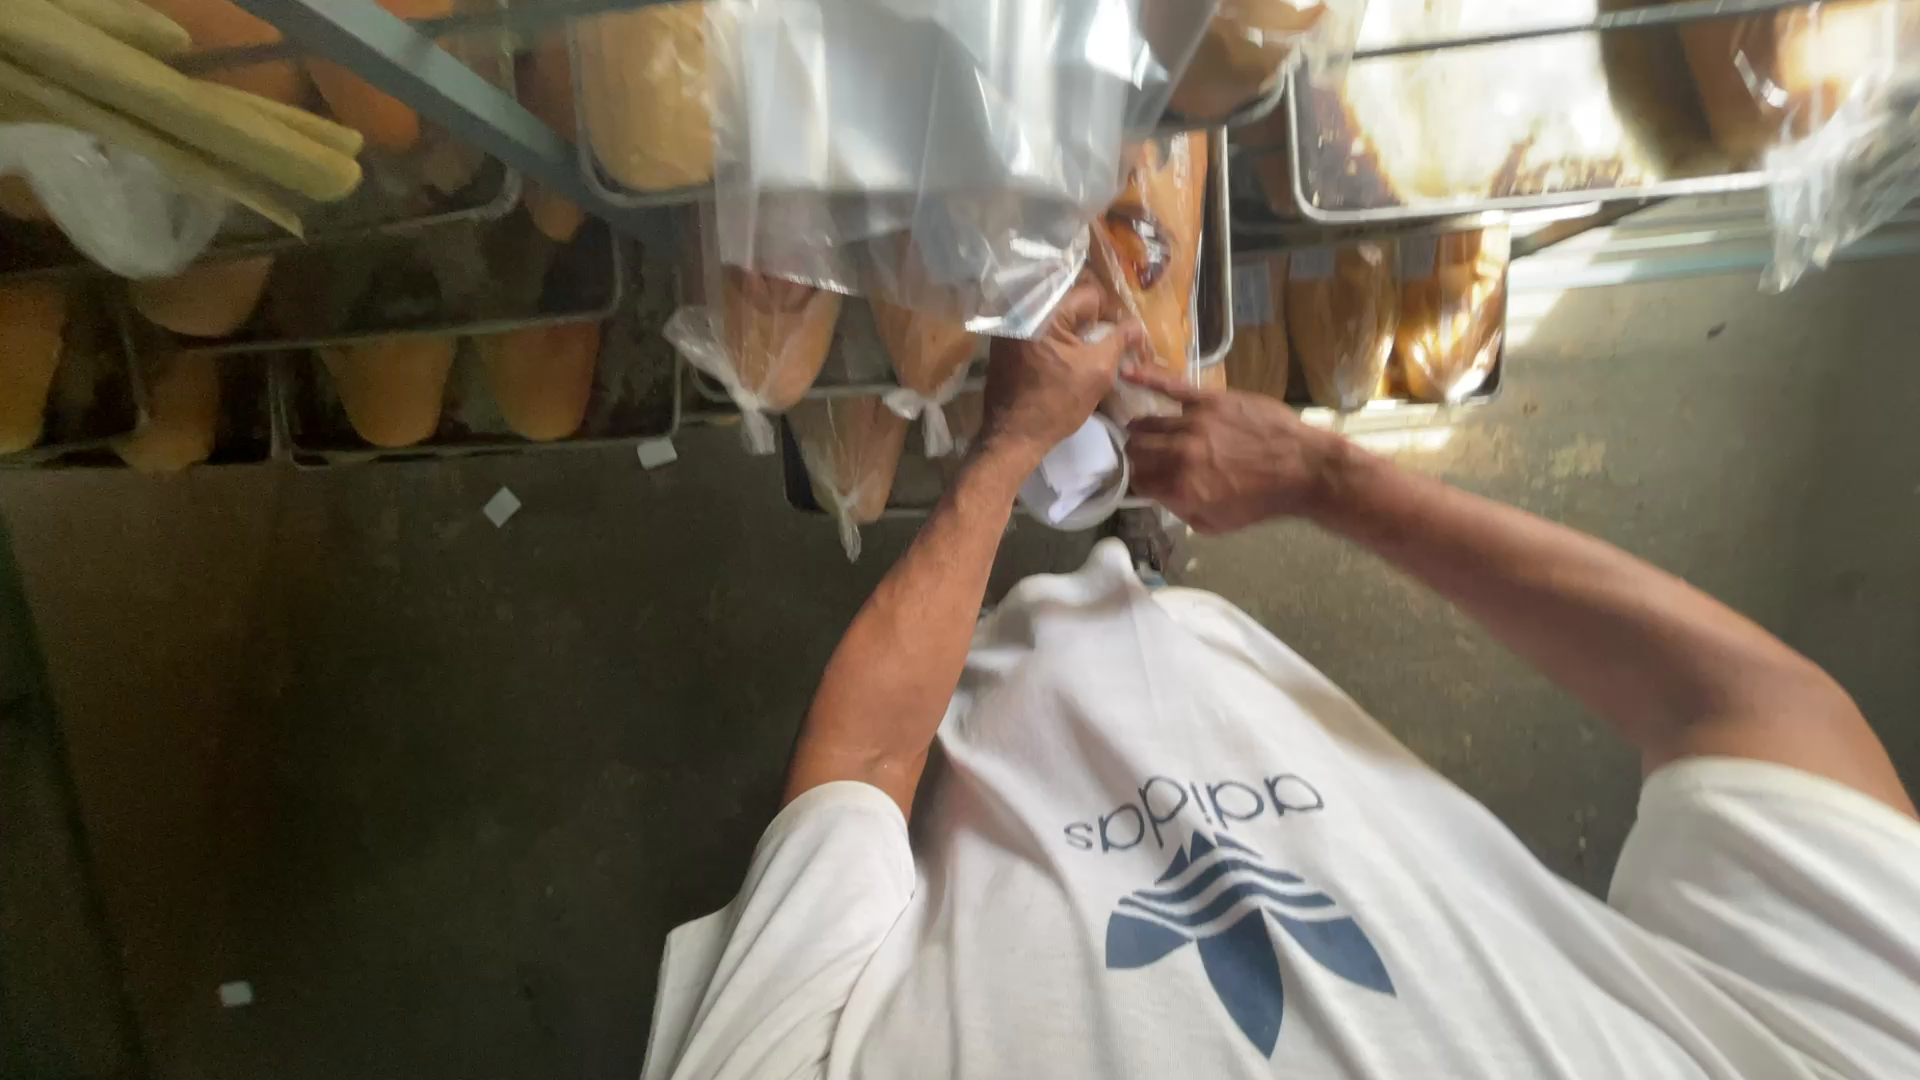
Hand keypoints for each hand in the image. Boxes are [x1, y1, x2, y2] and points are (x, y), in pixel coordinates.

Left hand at [976, 284, 1146, 469]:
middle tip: (1106, 342)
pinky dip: (1055, 339)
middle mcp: (1022, 311)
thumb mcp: (1099, 370)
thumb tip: (1136, 325)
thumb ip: (1120, 339)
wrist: (1015, 435)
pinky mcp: (1005, 343)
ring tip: (1088, 352)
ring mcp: (1011, 328)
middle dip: (1092, 320)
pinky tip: (1065, 359)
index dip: (1110, 313)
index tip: (1120, 335)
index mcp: (1045, 312)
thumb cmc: (1058, 404)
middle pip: (1070, 303)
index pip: (1091, 294)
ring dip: (1074, 329)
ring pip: (1055, 317)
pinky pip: (1039, 330)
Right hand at [1122, 365, 1350, 533]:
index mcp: (1179, 487)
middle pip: (1136, 451)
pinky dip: (1146, 379)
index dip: (1137, 481)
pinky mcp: (1208, 400)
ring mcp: (1192, 422)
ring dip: (1140, 432)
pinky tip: (1126, 374)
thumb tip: (1159, 493)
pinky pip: (1170, 386)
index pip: (1137, 480)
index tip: (1142, 479)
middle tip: (1143, 459)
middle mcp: (1179, 453)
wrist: (1303, 468)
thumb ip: (1179, 509)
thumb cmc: (1261, 500)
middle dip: (1135, 457)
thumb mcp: (1215, 523)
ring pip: (1146, 424)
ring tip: (1143, 434)